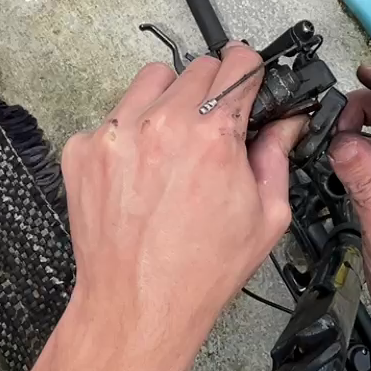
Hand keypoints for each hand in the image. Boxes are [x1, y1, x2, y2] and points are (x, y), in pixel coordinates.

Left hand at [0, 45, 305, 370]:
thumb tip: (286, 122)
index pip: (238, 62)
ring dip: (168, 98)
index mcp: (212, 135)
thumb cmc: (198, 272)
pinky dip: (129, 131)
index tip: (247, 78)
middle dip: (212, 91)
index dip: (250, 70)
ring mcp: (117, 132)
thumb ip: (277, 155)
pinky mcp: (84, 147)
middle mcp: (163, 124)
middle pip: (198, 67)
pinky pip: (114, 114)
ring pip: (153, 78)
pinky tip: (139, 167)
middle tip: (212, 126)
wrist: (135, 308)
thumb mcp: (265, 216)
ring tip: (172, 141)